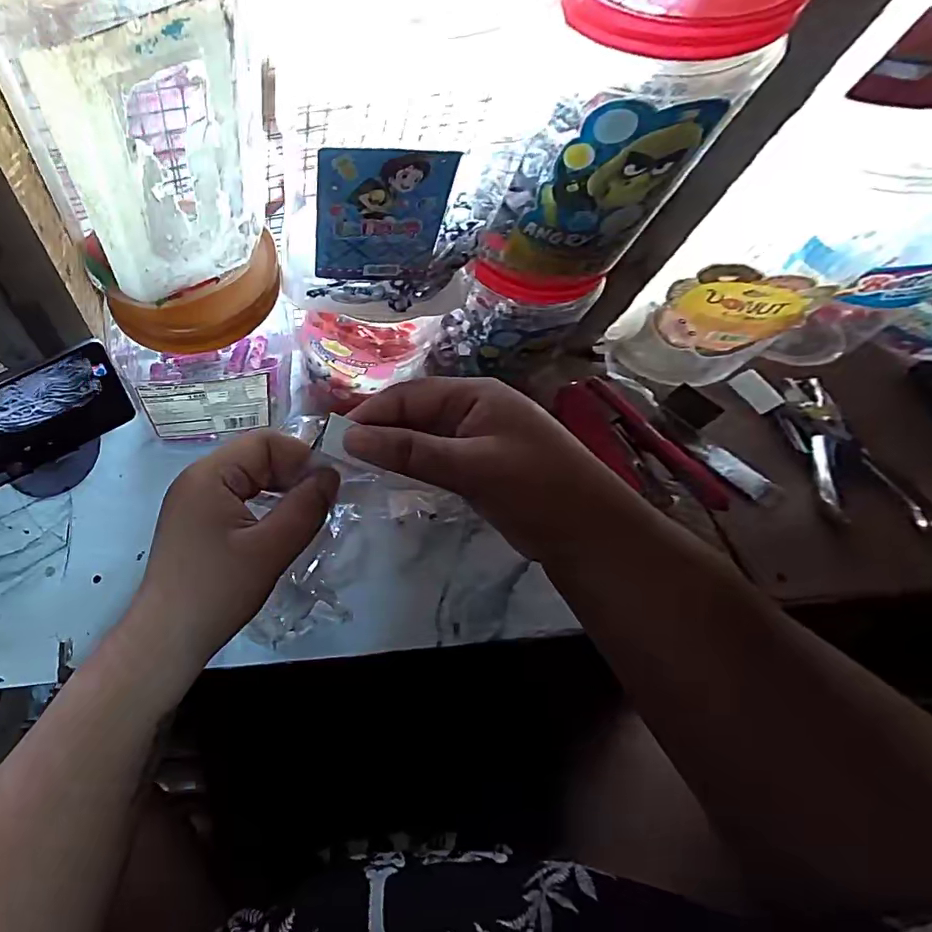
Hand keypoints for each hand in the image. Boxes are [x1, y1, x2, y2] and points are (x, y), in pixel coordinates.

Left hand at [122, 432, 339, 675]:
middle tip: (321, 504)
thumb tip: (329, 476)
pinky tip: (276, 529)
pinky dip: (259, 507)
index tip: (328, 487)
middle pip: (253, 457)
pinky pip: (233, 499)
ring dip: (276, 492)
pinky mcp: (192, 522)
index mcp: (208, 474)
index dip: (300, 458)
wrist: (167, 635)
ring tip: (303, 517)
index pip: (263, 443)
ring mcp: (190, 500)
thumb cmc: (217, 590)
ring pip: (245, 479)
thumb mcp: (269, 549)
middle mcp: (195, 478)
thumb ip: (305, 508)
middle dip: (290, 474)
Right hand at [344, 377, 653, 563]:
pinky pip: (434, 455)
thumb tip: (351, 437)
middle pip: (413, 412)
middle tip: (339, 453)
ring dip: (392, 446)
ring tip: (356, 464)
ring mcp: (477, 437)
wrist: (595, 537)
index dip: (371, 412)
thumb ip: (410, 450)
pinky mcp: (478, 464)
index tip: (336, 436)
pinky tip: (390, 475)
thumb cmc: (537, 490)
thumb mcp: (469, 466)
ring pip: (421, 435)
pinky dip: (410, 462)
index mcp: (476, 394)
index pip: (409, 395)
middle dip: (378, 429)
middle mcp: (474, 408)